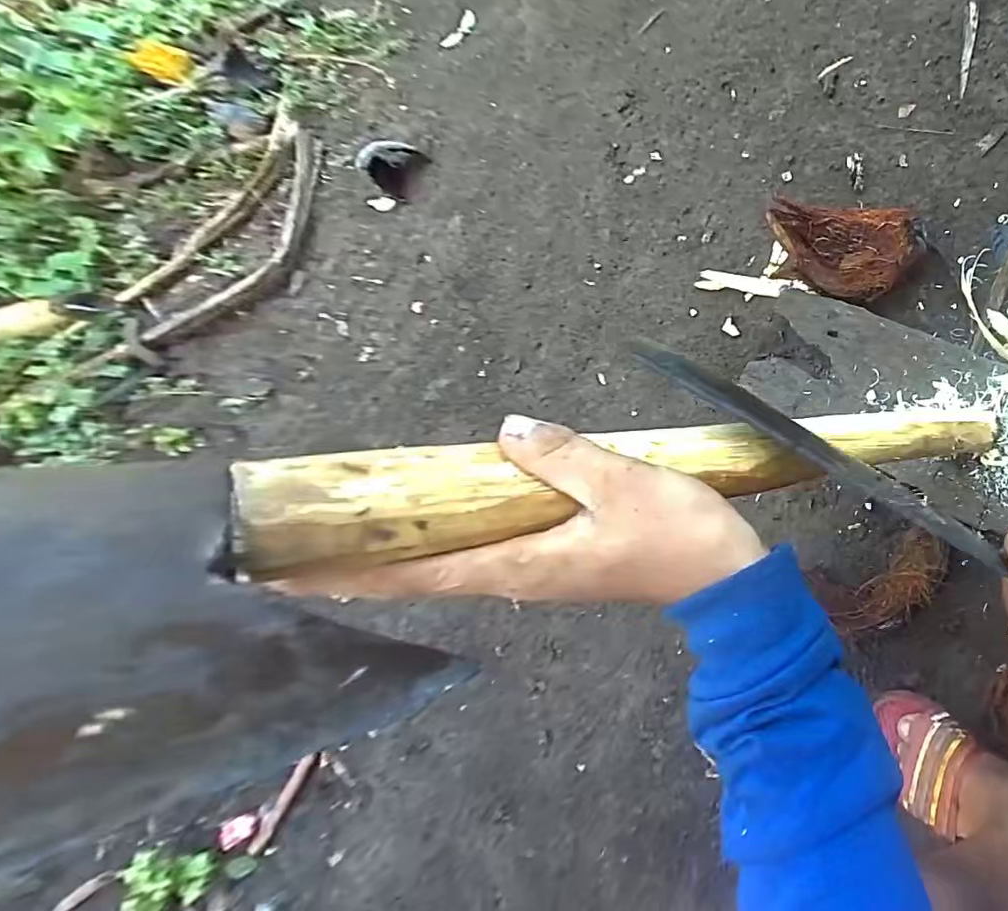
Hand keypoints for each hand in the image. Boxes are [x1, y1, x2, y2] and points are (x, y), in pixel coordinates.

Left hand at [271, 415, 767, 604]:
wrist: (725, 573)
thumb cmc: (675, 532)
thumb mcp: (622, 484)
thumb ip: (563, 456)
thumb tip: (508, 431)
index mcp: (527, 563)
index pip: (420, 573)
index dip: (351, 572)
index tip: (282, 572)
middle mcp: (526, 575)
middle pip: (431, 572)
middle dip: (368, 563)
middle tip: (306, 542)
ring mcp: (549, 570)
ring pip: (463, 561)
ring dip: (412, 550)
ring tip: (370, 526)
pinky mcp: (572, 560)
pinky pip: (497, 548)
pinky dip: (461, 536)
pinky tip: (461, 514)